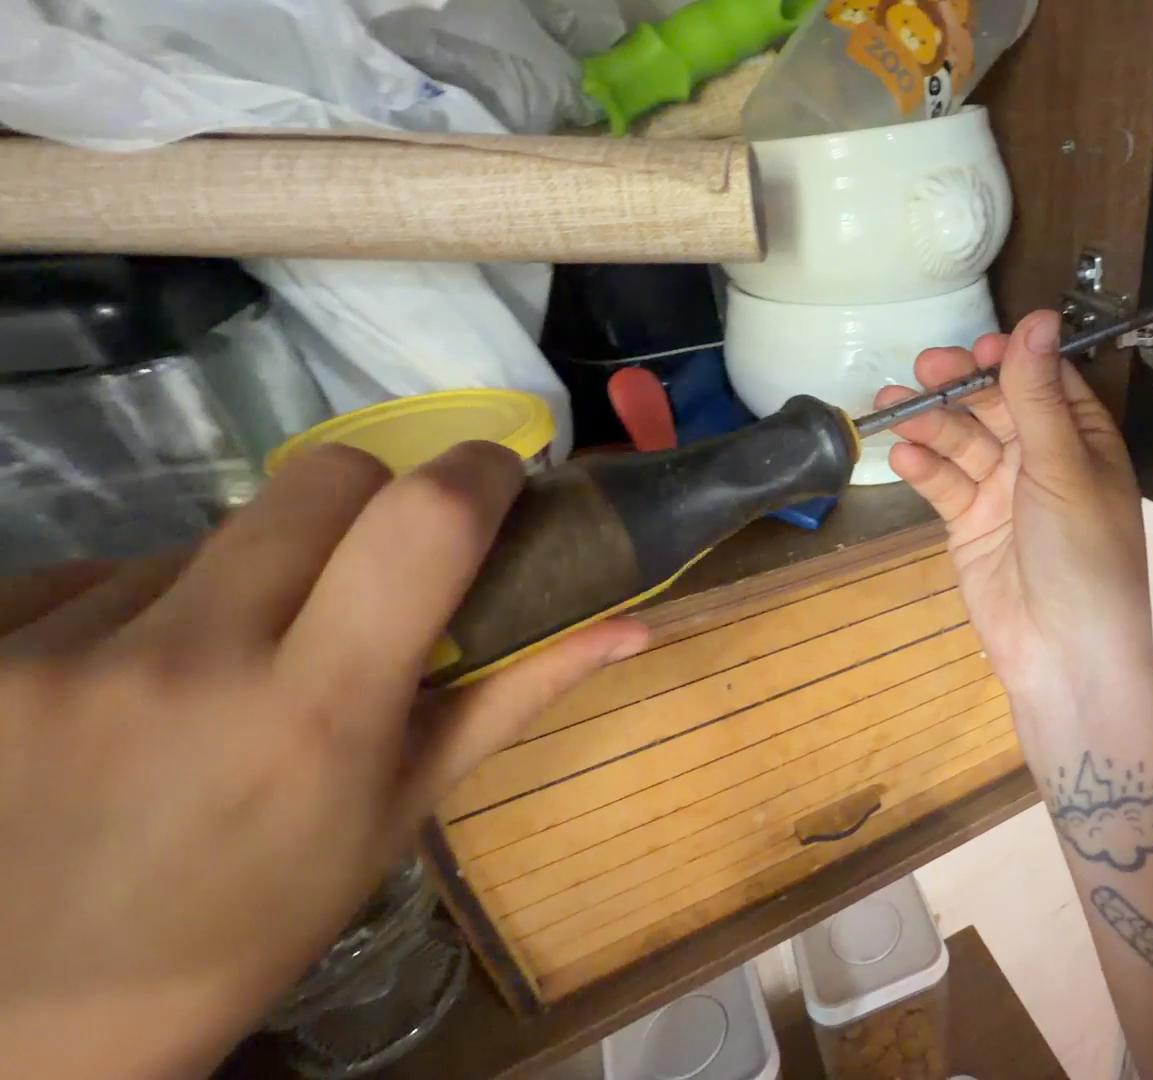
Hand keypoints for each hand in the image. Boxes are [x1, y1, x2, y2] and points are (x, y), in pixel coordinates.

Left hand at [0, 443, 649, 1078]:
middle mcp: (191, 657)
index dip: (476, 471)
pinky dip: (140, 608)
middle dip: (376, 498)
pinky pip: (92, 575)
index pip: (422, 521)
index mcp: (326, 705)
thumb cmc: (270, 906)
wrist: (36, 1021)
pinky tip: (127, 688)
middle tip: (376, 566)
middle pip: (322, 479)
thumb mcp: (413, 799)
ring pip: (209, 534)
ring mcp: (56, 654)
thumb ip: (524, 690)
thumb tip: (636, 626)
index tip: (500, 473)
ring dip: (251, 575)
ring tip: (231, 665)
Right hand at [878, 309, 1152, 708]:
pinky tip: (903, 456)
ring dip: (930, 424)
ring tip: (892, 408)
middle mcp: (1042, 460)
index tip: (977, 348)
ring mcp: (1003, 493)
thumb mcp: (1063, 468)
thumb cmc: (1082, 555)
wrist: (1063, 653)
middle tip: (924, 370)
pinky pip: (944, 485)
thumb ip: (1038, 396)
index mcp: (1082, 441)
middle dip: (961, 387)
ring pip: (963, 443)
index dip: (1011, 361)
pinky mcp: (970, 525)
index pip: (1043, 381)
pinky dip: (924, 469)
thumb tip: (1040, 317)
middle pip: (996, 406)